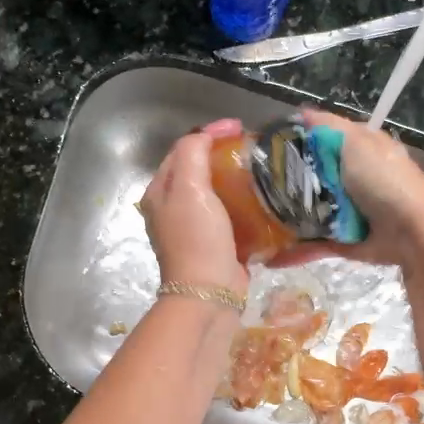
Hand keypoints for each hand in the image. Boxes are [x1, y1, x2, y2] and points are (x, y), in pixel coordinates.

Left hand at [142, 119, 248, 293]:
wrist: (209, 295)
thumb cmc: (197, 239)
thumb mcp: (189, 188)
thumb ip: (193, 153)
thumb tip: (208, 134)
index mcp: (160, 192)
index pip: (183, 150)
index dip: (209, 134)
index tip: (240, 128)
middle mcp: (173, 209)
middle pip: (200, 172)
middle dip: (225, 156)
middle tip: (253, 149)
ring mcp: (195, 230)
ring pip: (217, 195)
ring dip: (238, 182)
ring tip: (262, 172)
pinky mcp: (217, 247)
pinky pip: (231, 218)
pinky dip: (246, 207)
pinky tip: (264, 202)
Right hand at [268, 108, 423, 269]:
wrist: (413, 229)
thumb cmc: (384, 178)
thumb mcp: (356, 140)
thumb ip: (328, 125)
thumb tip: (301, 112)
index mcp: (360, 151)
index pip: (324, 142)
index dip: (298, 144)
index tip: (267, 150)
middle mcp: (355, 181)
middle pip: (314, 179)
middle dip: (286, 183)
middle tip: (256, 186)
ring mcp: (349, 213)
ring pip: (311, 213)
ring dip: (287, 219)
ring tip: (255, 221)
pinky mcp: (346, 242)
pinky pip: (317, 245)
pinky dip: (297, 251)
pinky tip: (271, 257)